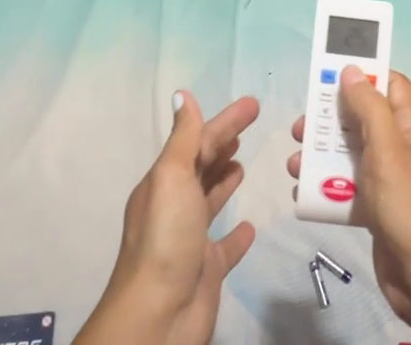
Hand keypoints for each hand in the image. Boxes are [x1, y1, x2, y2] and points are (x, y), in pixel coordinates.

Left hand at [76, 92, 258, 344]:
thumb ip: (183, 139)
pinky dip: (237, 234)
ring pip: (209, 200)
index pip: (198, 142)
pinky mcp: (207, 270)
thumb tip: (183, 95)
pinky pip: (224, 246)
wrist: (158, 315)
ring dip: (224, 179)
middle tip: (251, 123)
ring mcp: (190, 239)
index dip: (225, 121)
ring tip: (243, 162)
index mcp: (164, 182)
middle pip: (203, 165)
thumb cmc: (165, 238)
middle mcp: (174, 206)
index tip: (253, 104)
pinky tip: (250, 226)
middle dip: (224, 142)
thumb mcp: (171, 178)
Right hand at [289, 68, 410, 344]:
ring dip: (320, 154)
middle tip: (301, 126)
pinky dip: (325, 186)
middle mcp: (400, 147)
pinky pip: (346, 186)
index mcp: (410, 127)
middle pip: (362, 118)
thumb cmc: (407, 204)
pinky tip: (302, 192)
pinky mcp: (376, 206)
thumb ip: (369, 107)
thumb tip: (351, 70)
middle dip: (330, 118)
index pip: (391, 85)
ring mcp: (388, 178)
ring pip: (349, 153)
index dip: (364, 75)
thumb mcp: (386, 148)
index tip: (330, 74)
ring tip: (293, 163)